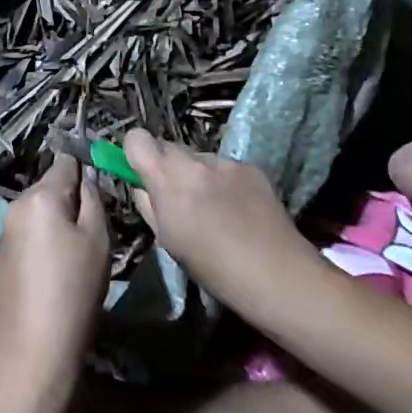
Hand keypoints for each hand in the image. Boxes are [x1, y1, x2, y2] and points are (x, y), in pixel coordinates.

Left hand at [0, 153, 109, 382]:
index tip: (104, 186)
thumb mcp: (97, 237)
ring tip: (82, 248)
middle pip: (52, 185)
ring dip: (61, 218)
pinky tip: (61, 262)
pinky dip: (48, 235)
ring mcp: (6, 227)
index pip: (66, 162)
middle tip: (98, 225)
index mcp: (39, 195)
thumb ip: (92, 199)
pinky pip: (32, 228)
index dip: (87, 169)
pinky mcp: (4, 250)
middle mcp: (17, 204)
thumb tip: (85, 179)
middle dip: (73, 197)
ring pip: (42, 208)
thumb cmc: (74, 287)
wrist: (35, 344)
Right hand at [123, 129, 316, 306]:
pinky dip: (222, 181)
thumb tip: (142, 185)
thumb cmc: (211, 266)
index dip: (135, 152)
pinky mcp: (251, 167)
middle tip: (177, 196)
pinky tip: (237, 208)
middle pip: (168, 146)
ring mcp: (226, 161)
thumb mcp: (166, 239)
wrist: (276, 274)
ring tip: (213, 207)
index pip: (137, 139)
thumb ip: (147, 204)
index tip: (140, 172)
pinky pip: (224, 166)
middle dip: (167, 165)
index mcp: (168, 178)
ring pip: (198, 158)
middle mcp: (195, 161)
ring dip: (197, 174)